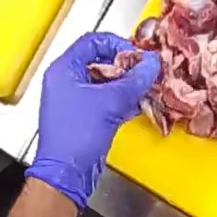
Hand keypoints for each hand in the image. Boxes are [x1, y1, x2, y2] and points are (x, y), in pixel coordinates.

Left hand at [27, 32, 160, 208]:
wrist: (67, 175)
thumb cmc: (77, 137)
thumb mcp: (109, 103)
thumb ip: (133, 81)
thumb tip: (152, 64)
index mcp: (64, 70)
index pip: (93, 42)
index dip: (118, 44)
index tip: (137, 55)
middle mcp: (66, 83)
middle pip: (101, 63)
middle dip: (126, 68)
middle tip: (145, 73)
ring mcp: (74, 103)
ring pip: (105, 85)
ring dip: (126, 87)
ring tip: (146, 89)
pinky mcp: (84, 121)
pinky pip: (106, 104)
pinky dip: (122, 103)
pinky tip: (139, 105)